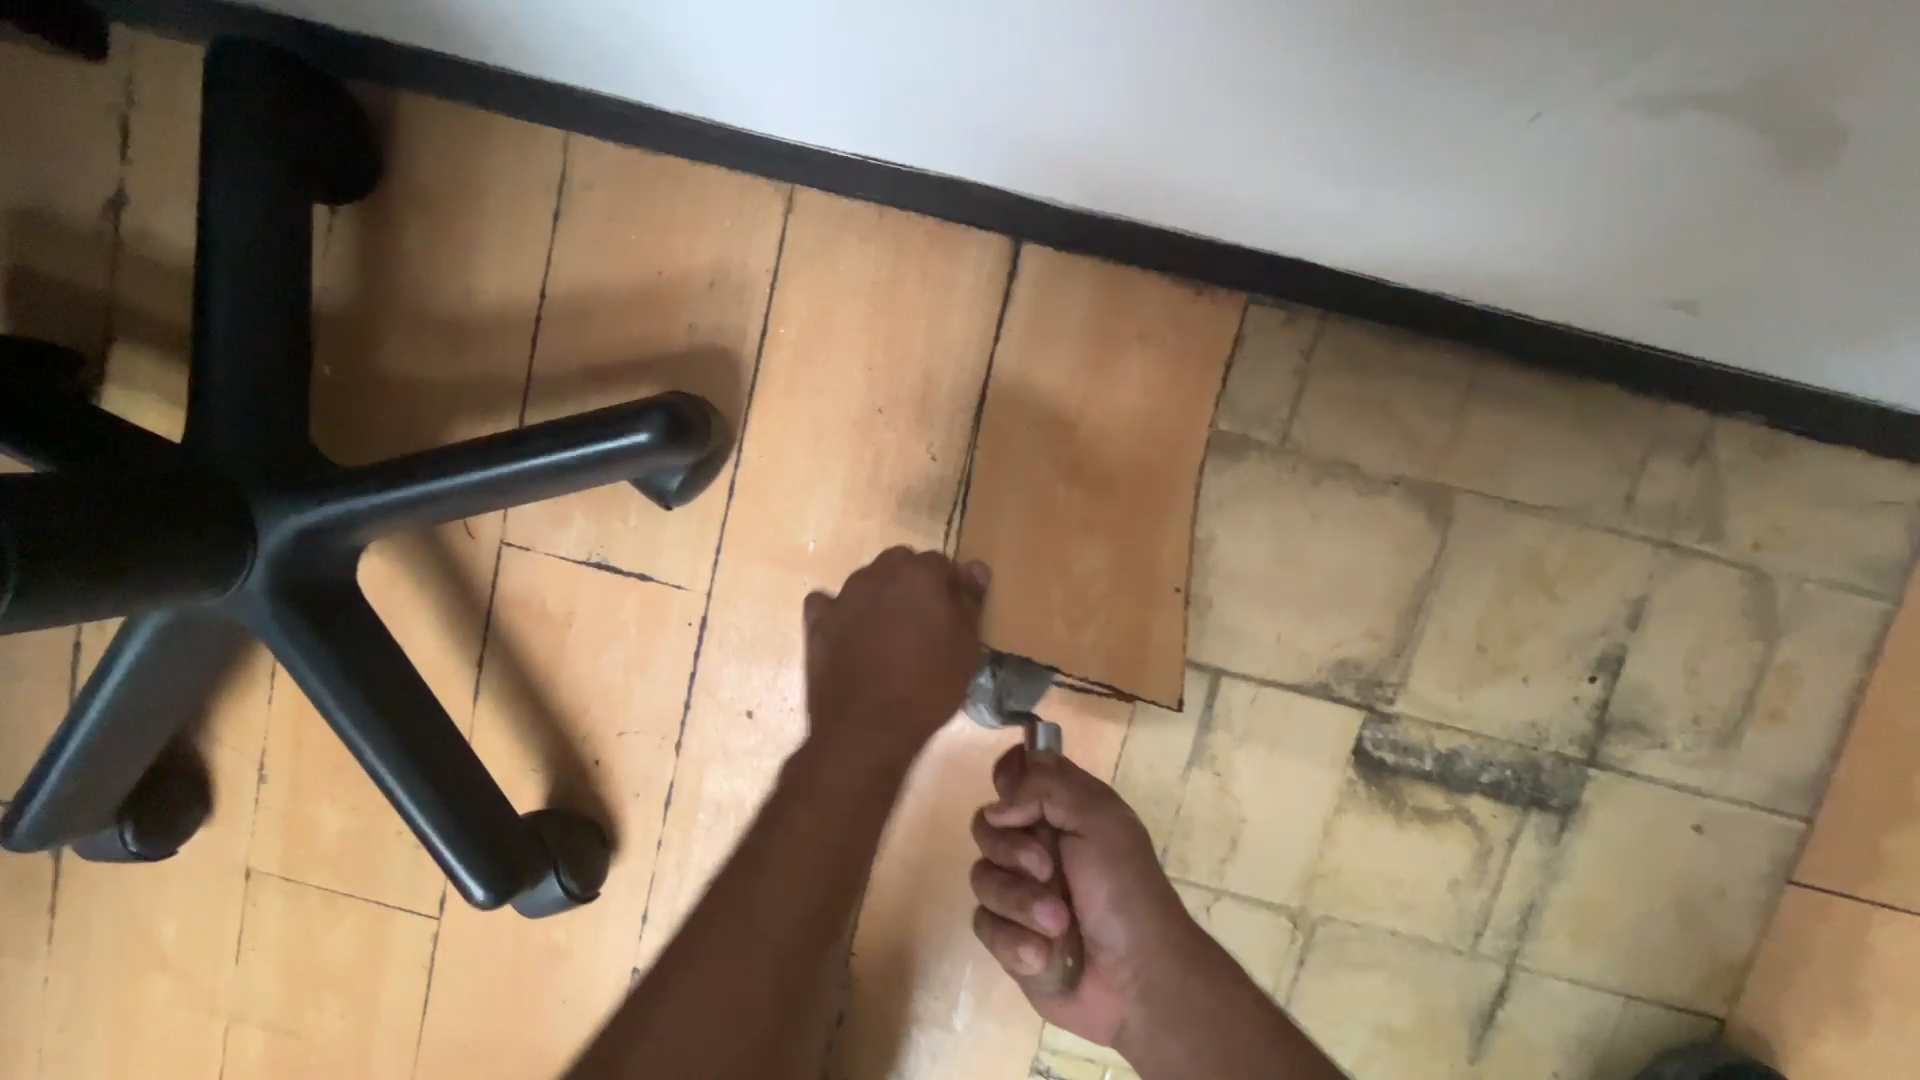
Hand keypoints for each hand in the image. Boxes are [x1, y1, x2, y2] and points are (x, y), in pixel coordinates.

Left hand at [802, 547, 988, 769]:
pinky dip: (841, 613)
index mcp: (919, 574)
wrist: (866, 728)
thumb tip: (975, 567)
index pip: (941, 563)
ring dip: (880, 596)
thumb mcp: (965, 648)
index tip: (954, 615)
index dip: (950, 587)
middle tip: (924, 623)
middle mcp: (878, 574)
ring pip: (867, 581)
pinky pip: (830, 603)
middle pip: (901, 564)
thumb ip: (969, 602)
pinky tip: (850, 635)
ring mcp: (843, 596)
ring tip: (889, 634)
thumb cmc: (927, 687)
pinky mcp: (817, 621)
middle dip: (913, 584)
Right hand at [969, 748, 1202, 1049]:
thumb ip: (1045, 787)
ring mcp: (1020, 892)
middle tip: (1047, 870)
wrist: (1138, 979)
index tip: (1015, 801)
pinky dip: (1015, 941)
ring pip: (982, 878)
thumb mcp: (1099, 819)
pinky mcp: (1009, 937)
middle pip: (986, 825)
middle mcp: (1036, 844)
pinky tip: (1044, 956)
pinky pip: (985, 925)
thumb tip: (996, 807)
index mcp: (1062, 810)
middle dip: (1012, 850)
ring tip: (1058, 924)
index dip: (1008, 781)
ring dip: (1021, 903)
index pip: (1017, 774)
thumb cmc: (1125, 890)